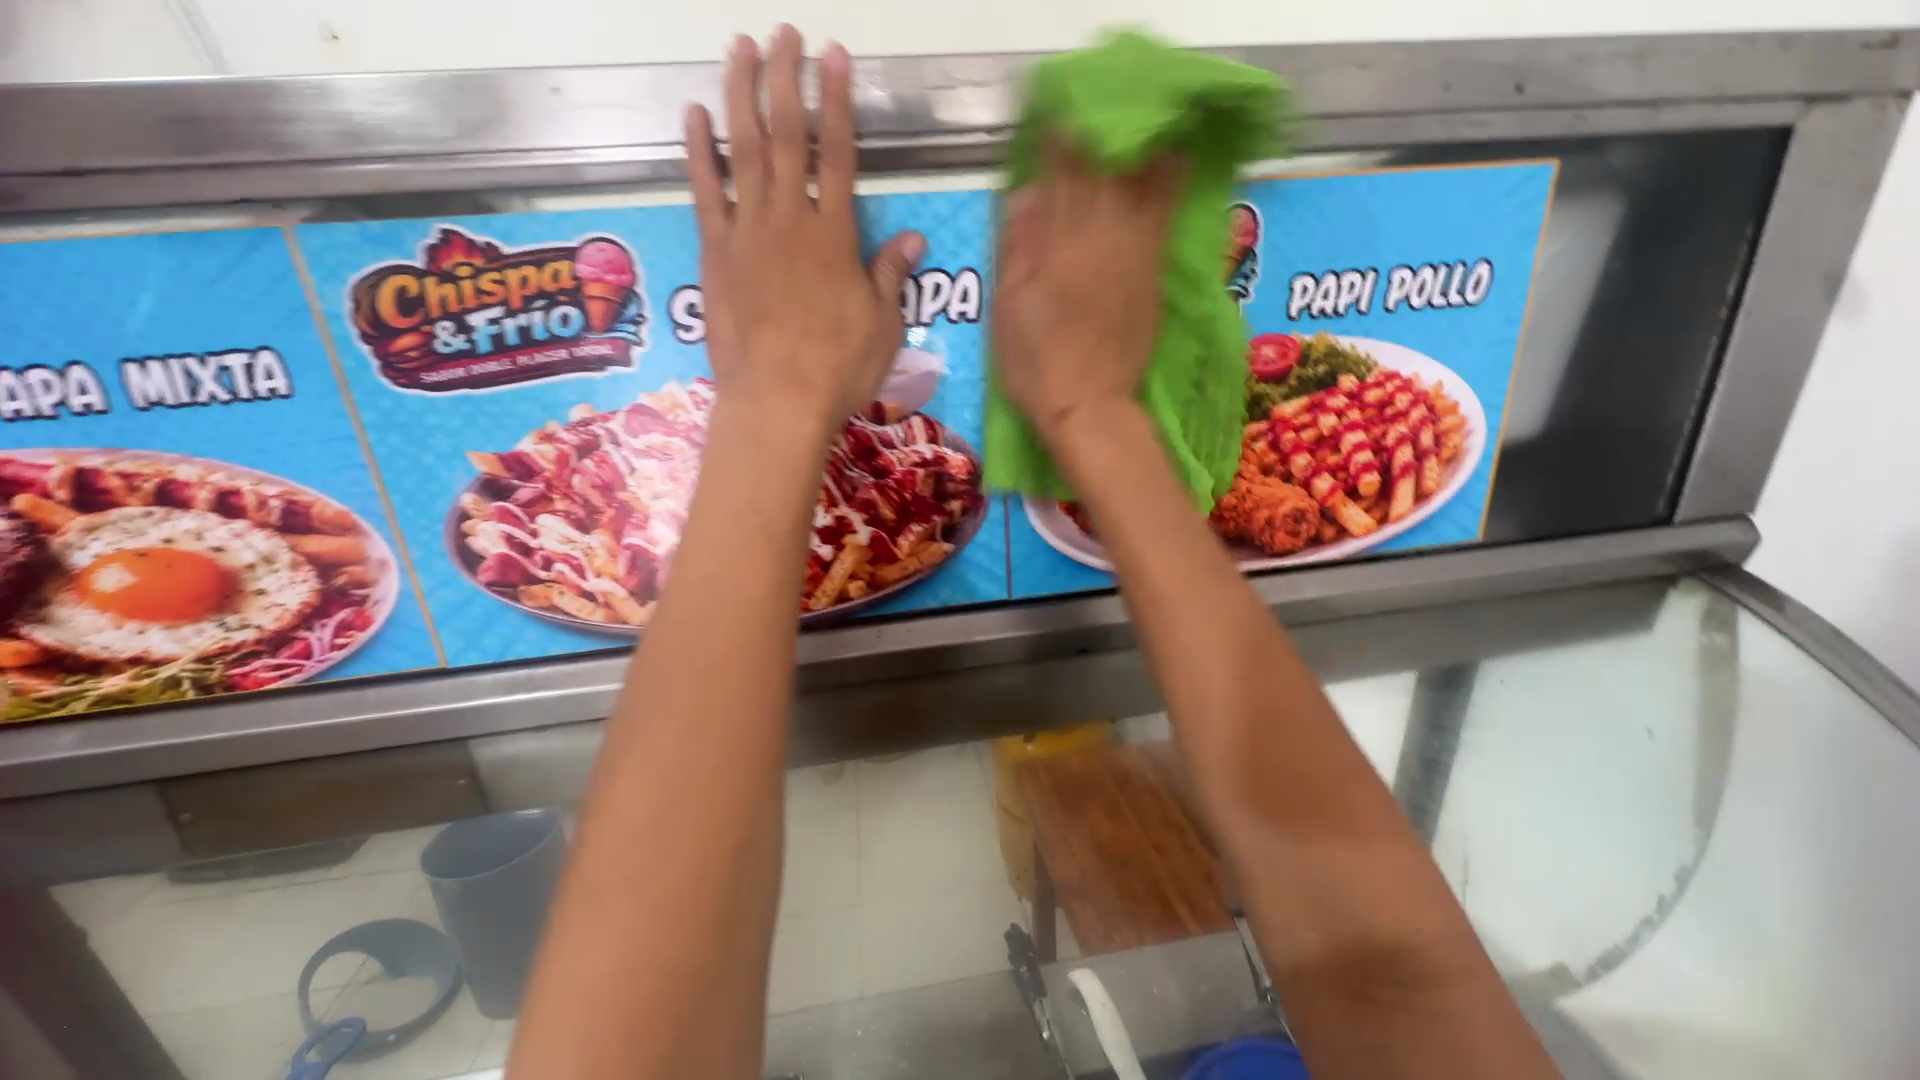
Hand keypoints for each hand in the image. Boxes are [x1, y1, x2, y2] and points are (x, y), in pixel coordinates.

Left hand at [686, 27, 924, 427]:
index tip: (835, 55)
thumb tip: (913, 239)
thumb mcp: (883, 326)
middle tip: (785, 32)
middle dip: (786, 79)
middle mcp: (789, 220)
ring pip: (743, 151)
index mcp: (835, 235)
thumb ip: (889, 275)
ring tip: (740, 49)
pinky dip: (698, 153)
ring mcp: (747, 233)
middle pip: (787, 136)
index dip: (838, 101)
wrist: (777, 402)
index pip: (839, 152)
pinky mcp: (715, 254)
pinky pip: (704, 193)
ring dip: (740, 96)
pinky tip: (694, 117)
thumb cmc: (839, 369)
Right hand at [993, 144, 1180, 441]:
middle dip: (1103, 137)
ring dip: (1143, 150)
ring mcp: (1135, 257)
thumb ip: (1018, 246)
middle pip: (1107, 171)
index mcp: (1060, 248)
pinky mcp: (1153, 277)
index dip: (1062, 139)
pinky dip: (1166, 185)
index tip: (1058, 116)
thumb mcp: (1008, 308)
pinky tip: (1168, 163)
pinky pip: (1163, 218)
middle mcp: (1103, 241)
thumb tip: (1029, 193)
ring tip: (1143, 126)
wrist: (1090, 409)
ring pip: (1143, 187)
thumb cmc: (1035, 364)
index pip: (1063, 175)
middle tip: (1101, 113)